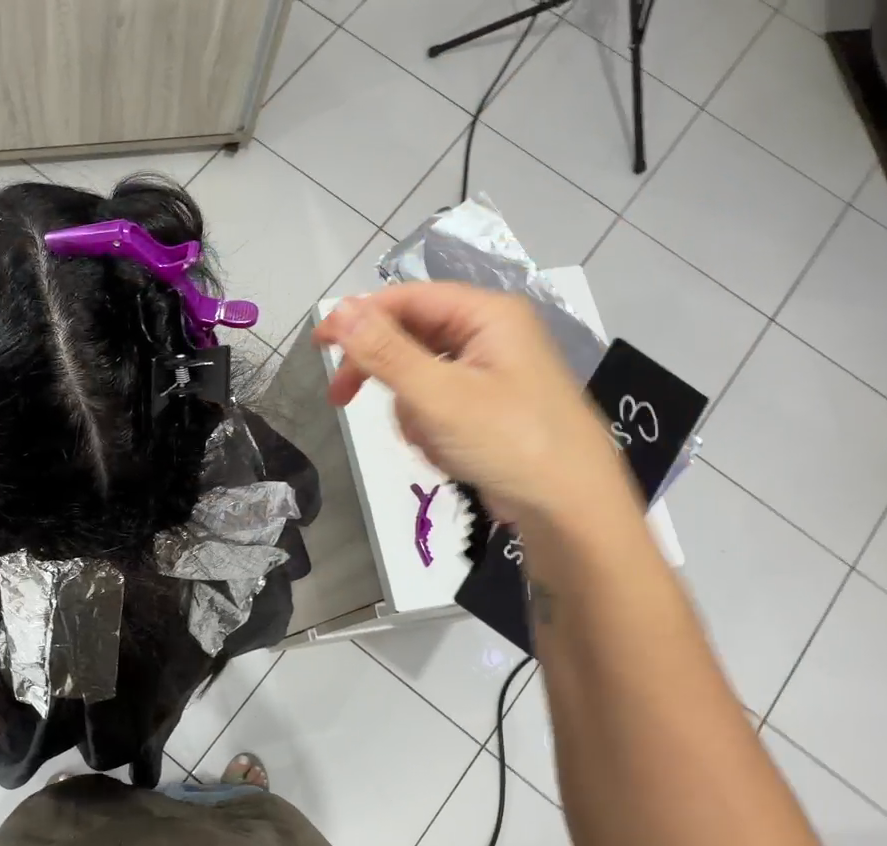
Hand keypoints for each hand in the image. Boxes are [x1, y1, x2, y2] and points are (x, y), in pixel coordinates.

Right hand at [314, 282, 633, 525]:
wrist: (569, 506)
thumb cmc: (508, 442)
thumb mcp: (437, 395)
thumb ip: (384, 352)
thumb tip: (337, 310)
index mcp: (487, 315)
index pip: (406, 298)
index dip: (357, 318)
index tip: (317, 347)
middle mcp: (490, 334)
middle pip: (410, 337)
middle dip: (384, 375)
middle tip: (341, 401)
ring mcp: (492, 372)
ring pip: (418, 376)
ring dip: (410, 411)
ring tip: (428, 440)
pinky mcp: (489, 407)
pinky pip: (436, 404)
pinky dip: (428, 427)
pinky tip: (443, 451)